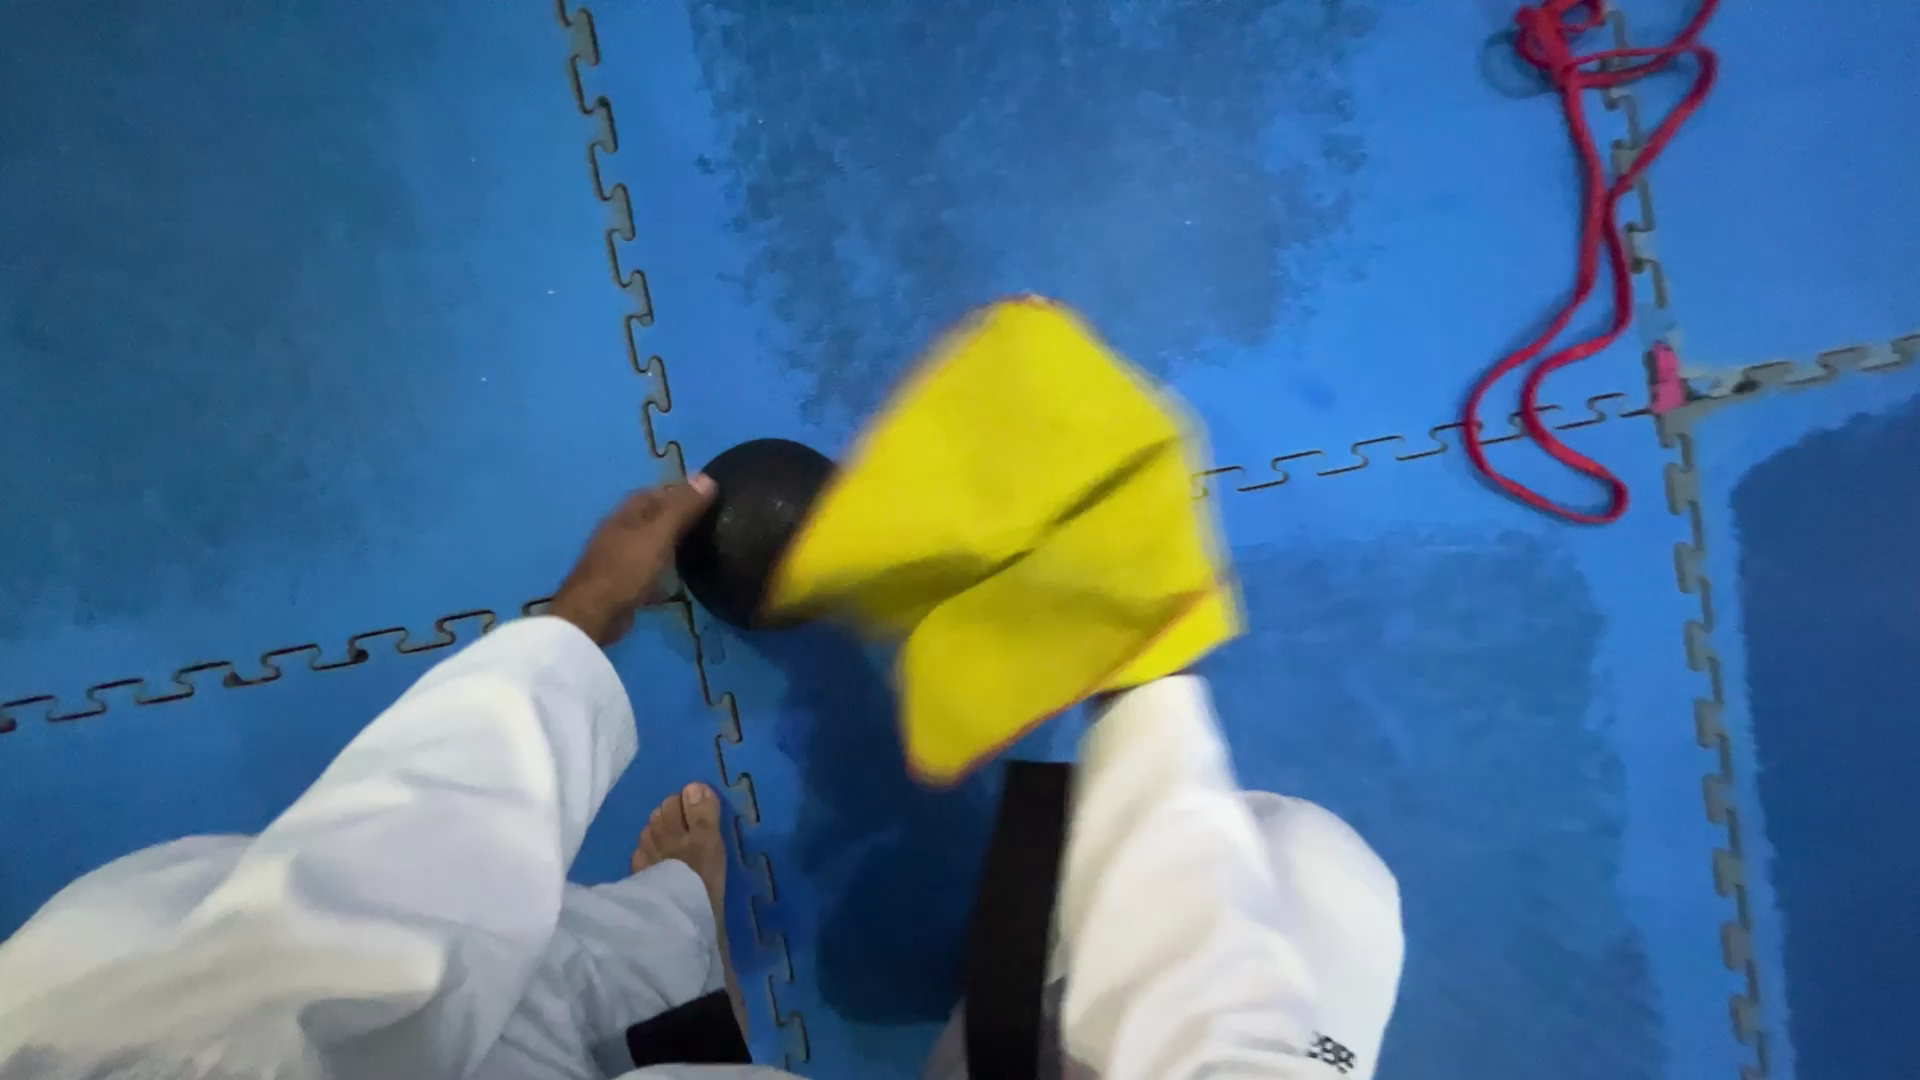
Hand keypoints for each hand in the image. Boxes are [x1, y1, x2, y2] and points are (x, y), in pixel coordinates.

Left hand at [550, 476, 716, 644]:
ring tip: (699, 549)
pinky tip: (678, 581)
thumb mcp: (660, 533)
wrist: (594, 613)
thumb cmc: (628, 568)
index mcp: (627, 513)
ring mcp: (618, 557)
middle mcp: (620, 531)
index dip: (680, 491)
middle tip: (709, 524)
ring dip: (671, 544)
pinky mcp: (621, 583)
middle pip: (653, 517)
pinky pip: (647, 569)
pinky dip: (663, 571)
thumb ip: (683, 507)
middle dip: (677, 518)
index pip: (655, 492)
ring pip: (650, 543)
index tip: (708, 498)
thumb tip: (707, 477)